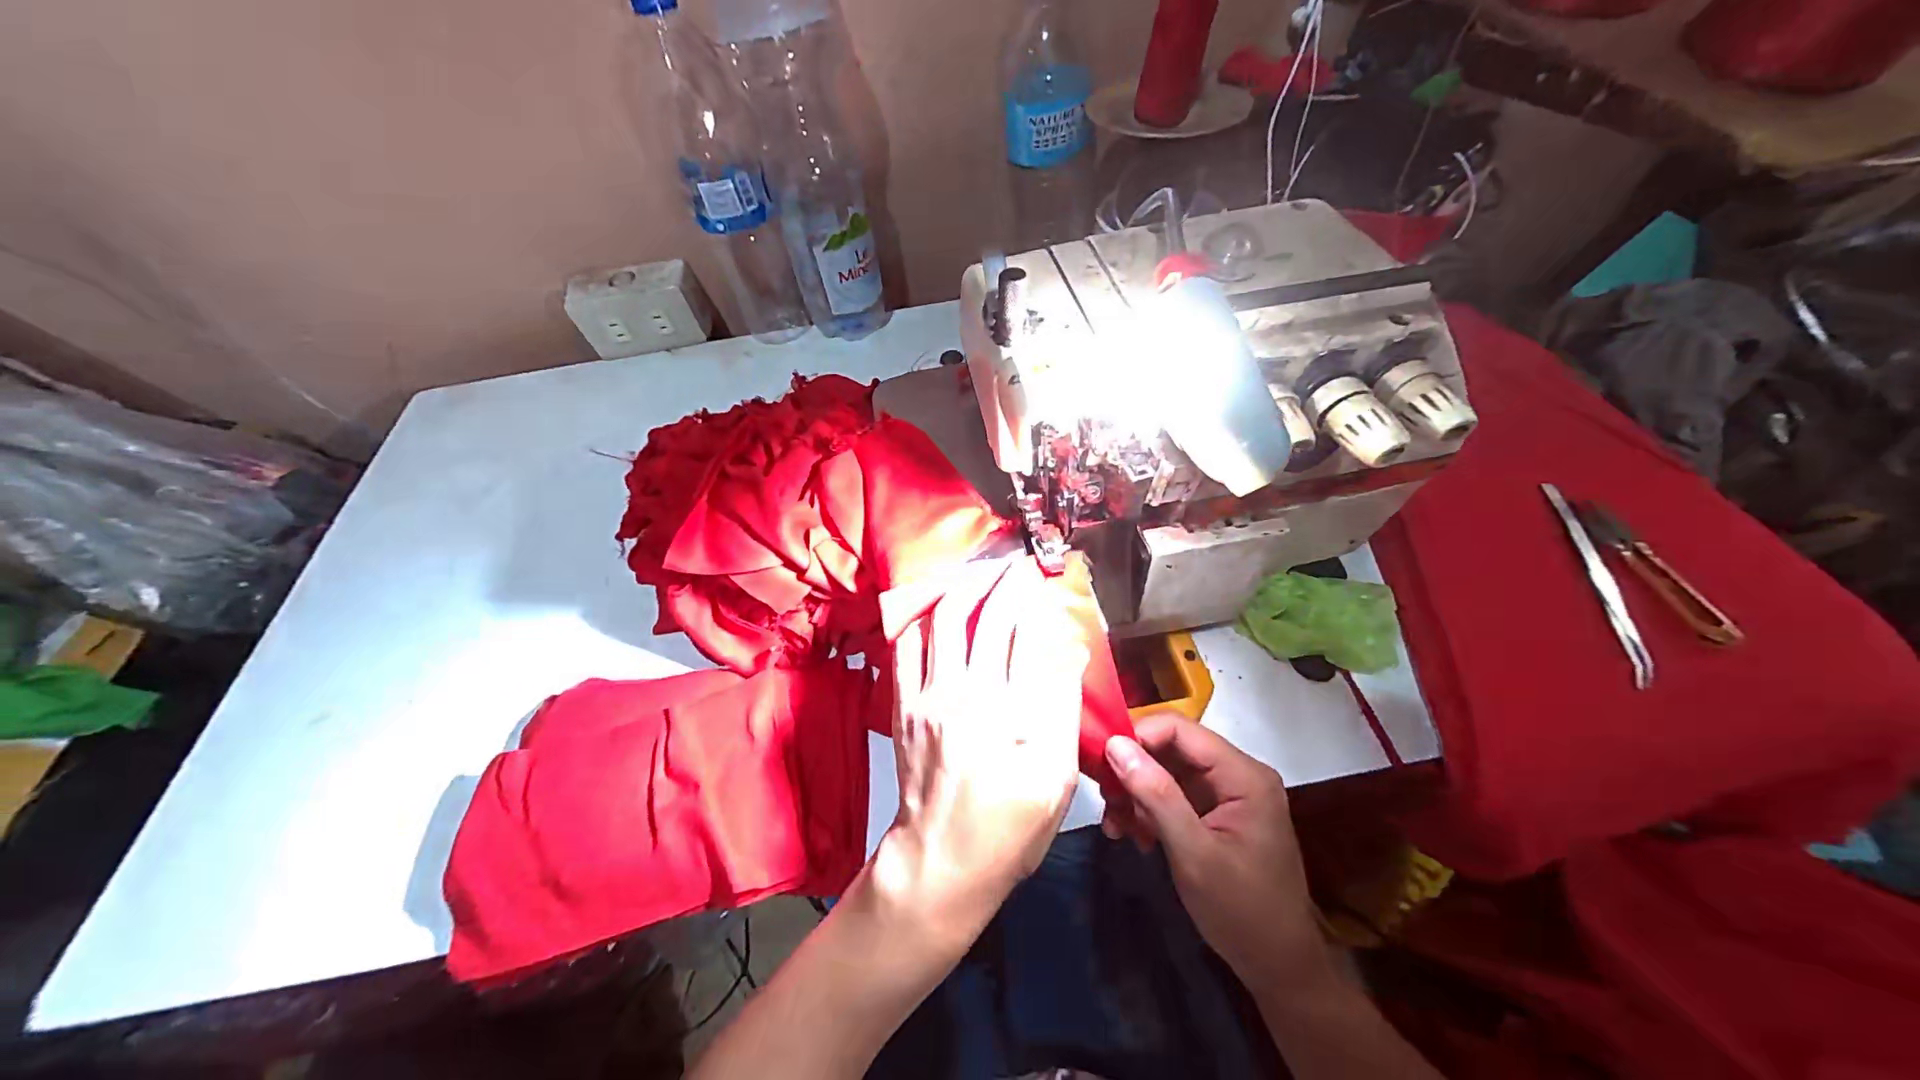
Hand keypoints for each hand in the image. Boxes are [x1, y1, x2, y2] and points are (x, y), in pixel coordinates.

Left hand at [871, 559, 1087, 950]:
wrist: (940, 861)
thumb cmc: (1006, 829)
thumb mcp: (1056, 780)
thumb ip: (1061, 709)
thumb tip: (1067, 653)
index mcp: (1011, 714)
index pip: (1025, 634)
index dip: (1035, 599)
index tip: (1042, 580)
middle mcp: (966, 696)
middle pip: (986, 616)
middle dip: (1003, 583)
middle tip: (1016, 568)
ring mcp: (928, 698)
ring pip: (942, 620)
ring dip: (963, 589)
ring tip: (980, 577)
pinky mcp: (904, 706)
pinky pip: (906, 646)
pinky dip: (922, 620)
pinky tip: (937, 611)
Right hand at [1101, 714, 1329, 992]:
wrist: (1278, 966)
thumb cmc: (1241, 910)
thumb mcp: (1193, 853)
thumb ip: (1156, 795)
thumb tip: (1115, 744)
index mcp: (1243, 775)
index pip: (1179, 729)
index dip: (1136, 737)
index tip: (1101, 765)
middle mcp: (1236, 774)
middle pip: (1170, 749)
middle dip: (1132, 771)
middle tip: (1105, 801)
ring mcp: (1226, 794)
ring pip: (1165, 772)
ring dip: (1136, 794)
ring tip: (1116, 826)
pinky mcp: (1214, 813)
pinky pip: (1172, 795)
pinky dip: (1148, 811)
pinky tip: (1133, 836)